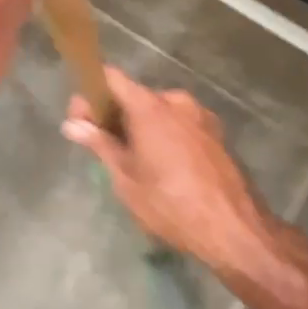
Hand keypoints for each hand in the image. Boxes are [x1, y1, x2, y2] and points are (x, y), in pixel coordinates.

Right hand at [62, 69, 294, 271]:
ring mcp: (201, 116)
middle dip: (115, 116)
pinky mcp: (217, 134)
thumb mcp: (126, 179)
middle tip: (103, 147)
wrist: (235, 230)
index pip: (111, 78)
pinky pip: (180, 125)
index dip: (91, 94)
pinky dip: (165, 136)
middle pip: (136, 96)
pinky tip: (163, 168)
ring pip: (160, 112)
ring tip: (134, 162)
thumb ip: (100, 144)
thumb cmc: (170, 204)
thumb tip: (72, 124)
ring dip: (142, 128)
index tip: (81, 119)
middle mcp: (177, 101)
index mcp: (150, 106)